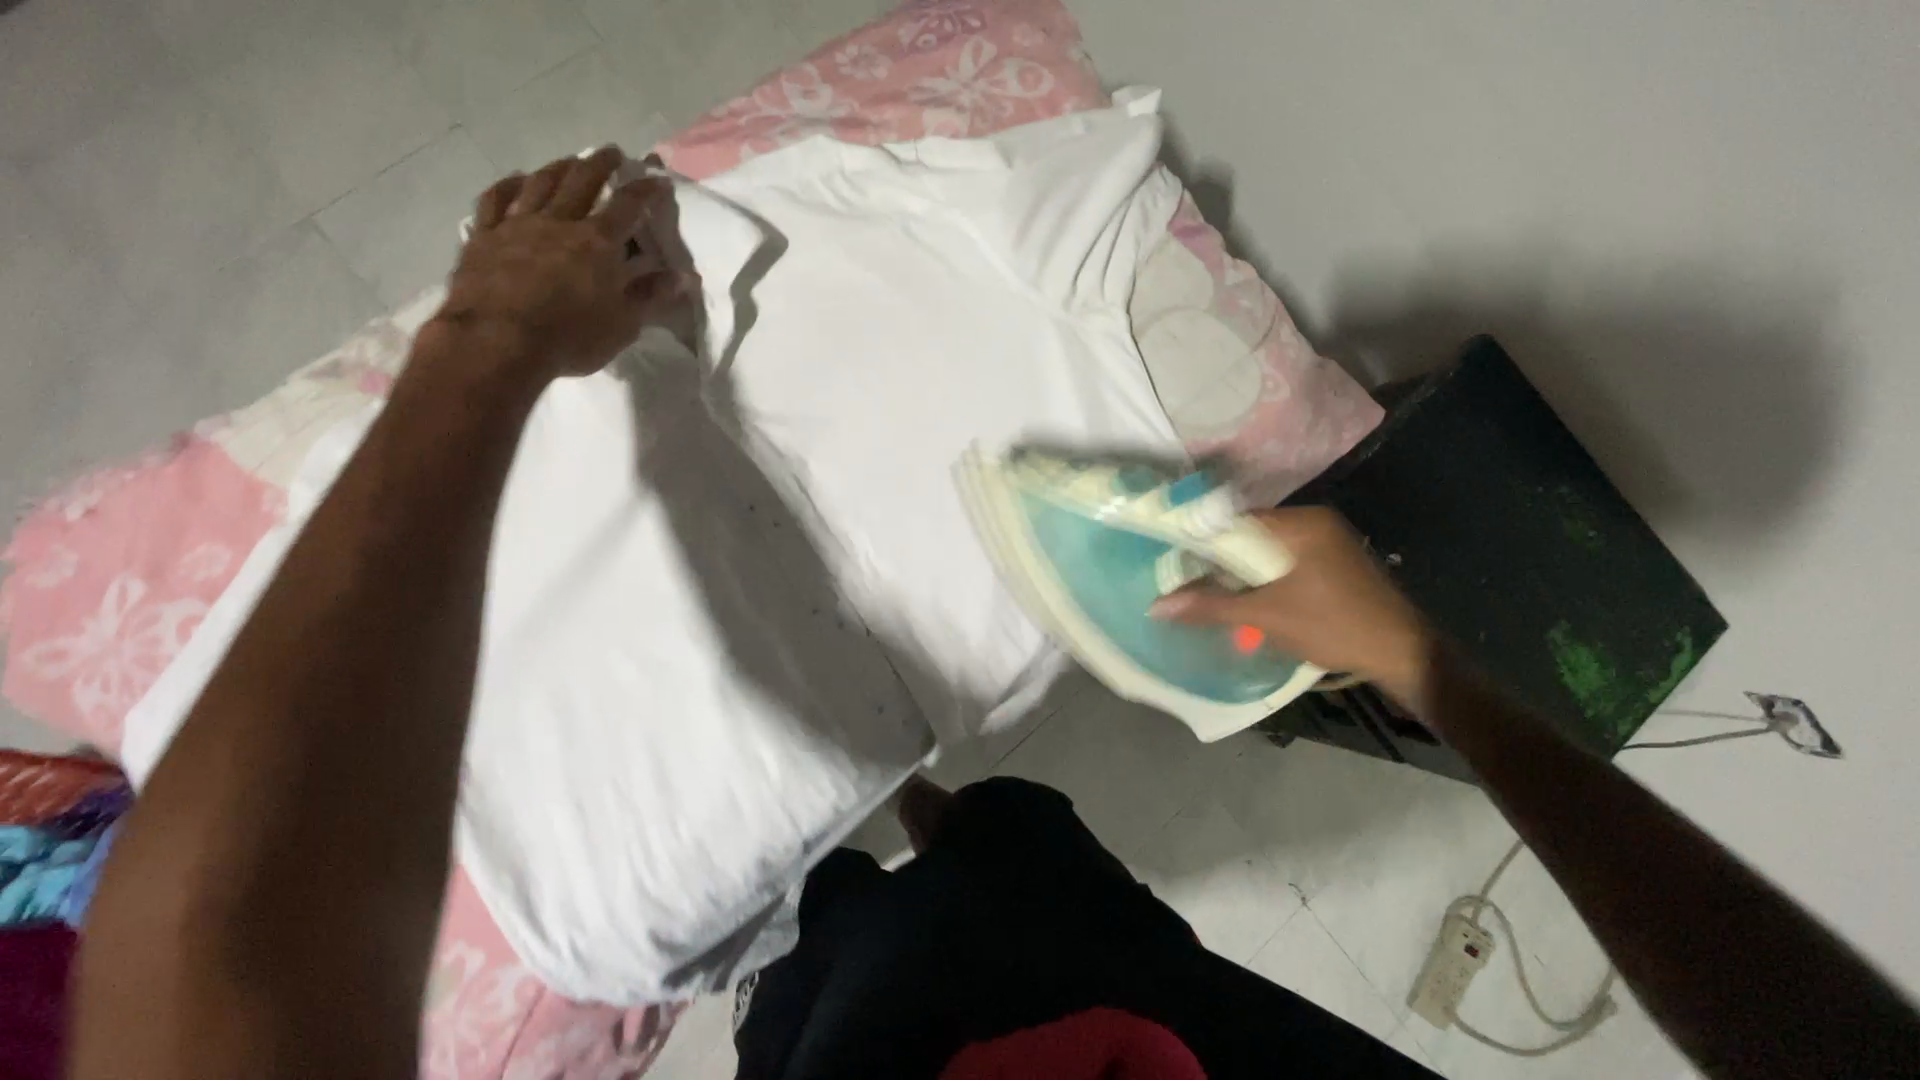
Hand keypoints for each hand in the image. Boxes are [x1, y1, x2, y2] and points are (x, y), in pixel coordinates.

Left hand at [434, 146, 688, 381]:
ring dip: (558, 167)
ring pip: (540, 183)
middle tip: (612, 152)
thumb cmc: (569, 337)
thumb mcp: (622, 325)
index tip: (658, 180)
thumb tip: (684, 278)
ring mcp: (518, 225)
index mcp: (598, 243)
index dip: (645, 190)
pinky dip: (508, 185)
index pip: (628, 206)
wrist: (497, 342)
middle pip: (582, 181)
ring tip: (569, 160)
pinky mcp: (485, 236)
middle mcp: (559, 222)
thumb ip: (651, 296)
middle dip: (601, 164)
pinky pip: (496, 200)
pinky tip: (516, 180)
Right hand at [1151, 507, 1435, 705]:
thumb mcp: (1267, 616)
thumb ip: (1212, 606)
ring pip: (1267, 553)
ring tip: (1210, 595)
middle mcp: (1315, 524)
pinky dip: (1263, 580)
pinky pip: (1284, 564)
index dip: (1202, 539)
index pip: (1236, 519)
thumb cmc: (1335, 626)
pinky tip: (1248, 601)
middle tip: (1187, 582)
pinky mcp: (1333, 566)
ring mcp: (1328, 544)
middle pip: (1250, 536)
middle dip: (1219, 560)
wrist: (1403, 654)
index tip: (1173, 561)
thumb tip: (1157, 605)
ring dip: (1240, 574)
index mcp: (1302, 523)